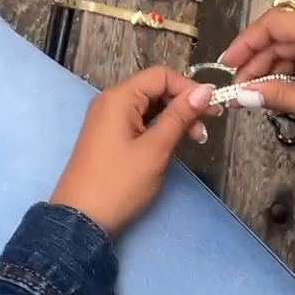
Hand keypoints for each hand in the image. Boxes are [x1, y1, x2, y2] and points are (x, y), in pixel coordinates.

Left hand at [50, 67, 221, 237]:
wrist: (81, 219)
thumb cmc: (119, 183)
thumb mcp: (155, 149)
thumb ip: (179, 117)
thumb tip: (205, 90)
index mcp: (119, 97)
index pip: (160, 76)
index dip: (188, 88)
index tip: (213, 108)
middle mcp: (111, 101)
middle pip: (154, 89)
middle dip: (183, 104)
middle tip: (206, 128)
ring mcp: (107, 118)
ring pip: (148, 106)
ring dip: (174, 117)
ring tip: (195, 139)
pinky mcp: (108, 134)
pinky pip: (138, 120)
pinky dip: (159, 127)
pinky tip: (174, 142)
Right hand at [219, 10, 294, 217]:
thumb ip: (279, 96)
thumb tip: (242, 95)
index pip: (274, 23)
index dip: (245, 42)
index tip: (226, 66)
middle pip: (285, 36)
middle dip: (258, 60)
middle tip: (239, 89)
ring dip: (276, 70)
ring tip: (258, 97)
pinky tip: (284, 95)